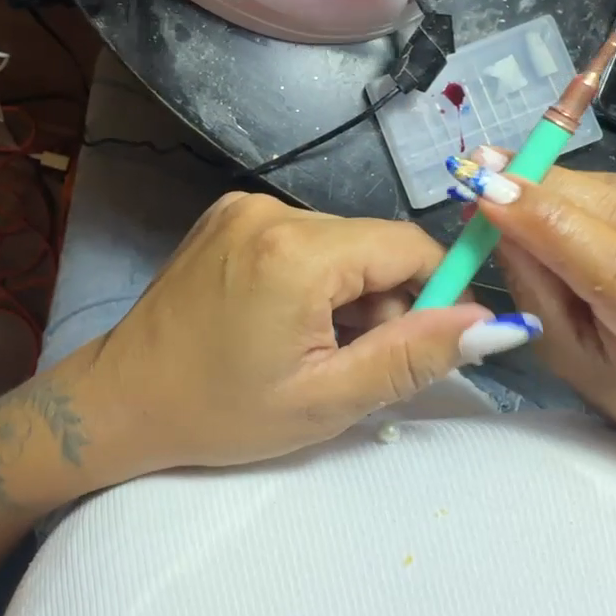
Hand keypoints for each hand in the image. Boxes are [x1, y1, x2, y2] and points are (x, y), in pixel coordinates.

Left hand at [87, 192, 539, 471]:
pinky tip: (277, 317)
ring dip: (344, 289)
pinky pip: (299, 236)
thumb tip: (492, 323)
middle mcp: (271, 208)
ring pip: (337, 240)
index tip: (418, 343)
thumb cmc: (221, 411)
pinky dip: (310, 274)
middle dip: (379, 299)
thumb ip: (413, 356)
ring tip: (304, 343)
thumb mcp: (327, 399)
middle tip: (345, 358)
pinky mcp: (226, 212)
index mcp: (297, 251)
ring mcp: (243, 204)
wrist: (123, 397)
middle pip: (369, 243)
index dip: (432, 292)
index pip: (406, 246)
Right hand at [468, 158, 615, 460]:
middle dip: (549, 189)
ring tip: (504, 175)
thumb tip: (497, 217)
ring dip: (562, 183)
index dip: (553, 226)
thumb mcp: (571, 361)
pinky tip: (553, 194)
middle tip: (481, 168)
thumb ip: (538, 290)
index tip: (487, 193)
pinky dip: (589, 192)